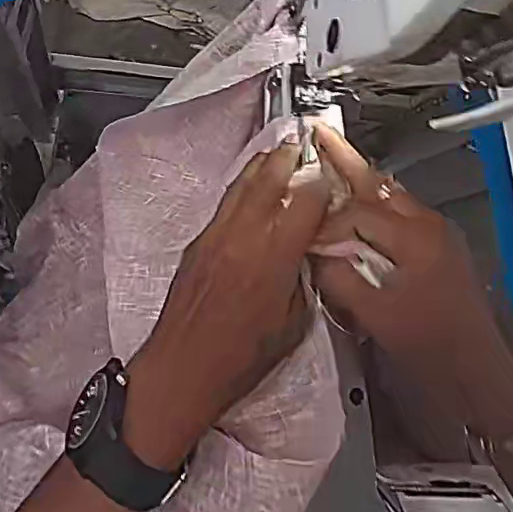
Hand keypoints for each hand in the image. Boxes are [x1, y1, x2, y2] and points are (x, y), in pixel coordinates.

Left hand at [124, 139, 330, 469]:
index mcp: (274, 258)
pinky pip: (225, 204)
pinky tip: (249, 187)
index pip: (306, 203)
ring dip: (261, 165)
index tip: (331, 179)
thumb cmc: (240, 358)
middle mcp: (244, 238)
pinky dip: (241, 188)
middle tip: (299, 142)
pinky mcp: (198, 243)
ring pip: (242, 186)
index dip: (323, 186)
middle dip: (287, 158)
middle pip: (269, 181)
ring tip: (274, 151)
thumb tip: (307, 254)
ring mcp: (217, 236)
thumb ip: (304, 280)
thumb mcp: (293, 325)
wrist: (182, 369)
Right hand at [307, 125, 512, 439]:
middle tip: (320, 135)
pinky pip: (398, 213)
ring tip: (333, 160)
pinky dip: (372, 205)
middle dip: (346, 160)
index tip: (302, 236)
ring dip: (359, 180)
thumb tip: (316, 253)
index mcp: (416, 237)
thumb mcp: (378, 317)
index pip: (356, 213)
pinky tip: (356, 208)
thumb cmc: (434, 348)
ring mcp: (436, 233)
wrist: (478, 373)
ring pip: (390, 195)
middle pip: (378, 185)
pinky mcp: (437, 246)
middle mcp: (429, 225)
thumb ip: (341, 279)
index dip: (324, 223)